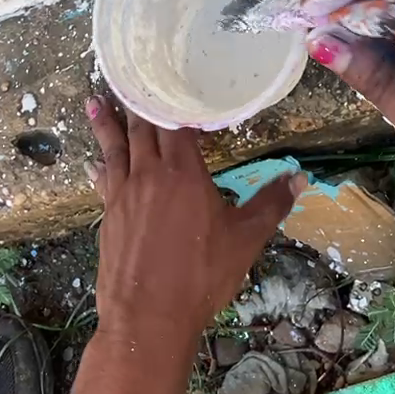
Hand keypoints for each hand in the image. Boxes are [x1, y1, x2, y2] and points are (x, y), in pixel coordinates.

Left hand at [83, 96, 299, 359]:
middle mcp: (149, 174)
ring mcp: (124, 195)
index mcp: (184, 173)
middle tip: (131, 75)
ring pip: (116, 148)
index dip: (178, 101)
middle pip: (143, 128)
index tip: (177, 79)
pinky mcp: (108, 216)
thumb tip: (299, 178)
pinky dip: (101, 165)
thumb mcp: (245, 240)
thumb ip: (271, 204)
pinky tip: (95, 163)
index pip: (178, 122)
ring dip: (107, 123)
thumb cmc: (201, 276)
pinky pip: (104, 179)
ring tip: (95, 100)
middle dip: (141, 101)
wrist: (148, 318)